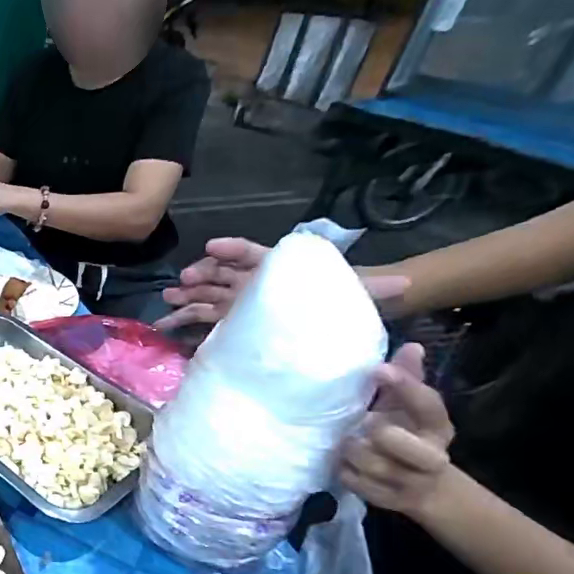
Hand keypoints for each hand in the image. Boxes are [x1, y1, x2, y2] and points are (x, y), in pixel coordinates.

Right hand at [154, 237, 408, 331]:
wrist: (333, 323)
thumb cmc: (342, 303)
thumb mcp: (358, 293)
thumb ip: (376, 288)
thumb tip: (408, 283)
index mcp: (279, 271)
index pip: (255, 255)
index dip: (234, 249)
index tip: (214, 248)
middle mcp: (254, 284)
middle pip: (224, 273)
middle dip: (203, 273)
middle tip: (185, 279)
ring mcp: (240, 303)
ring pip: (209, 293)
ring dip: (188, 294)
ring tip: (168, 298)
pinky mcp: (231, 324)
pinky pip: (203, 318)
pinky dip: (184, 319)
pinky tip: (164, 324)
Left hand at [339, 342, 455, 518]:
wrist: (423, 486)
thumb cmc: (408, 433)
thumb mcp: (408, 405)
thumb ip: (408, 378)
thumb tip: (412, 346)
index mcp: (439, 428)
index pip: (429, 406)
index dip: (405, 386)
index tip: (378, 370)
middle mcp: (431, 458)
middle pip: (408, 447)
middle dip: (380, 433)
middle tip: (363, 422)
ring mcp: (410, 483)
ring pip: (376, 466)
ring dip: (354, 450)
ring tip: (347, 440)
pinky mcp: (388, 500)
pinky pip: (358, 483)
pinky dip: (345, 470)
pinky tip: (342, 461)